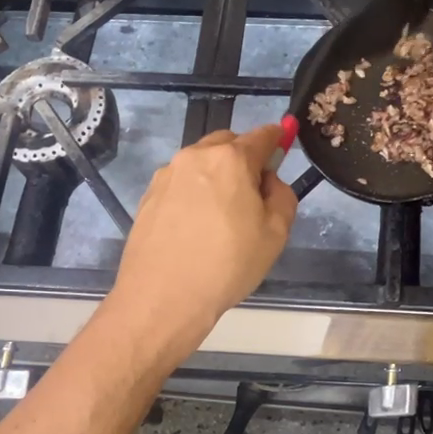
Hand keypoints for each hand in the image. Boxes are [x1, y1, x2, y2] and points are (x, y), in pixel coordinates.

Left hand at [107, 124, 296, 349]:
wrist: (163, 297)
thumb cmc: (228, 264)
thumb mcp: (276, 233)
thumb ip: (282, 195)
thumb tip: (267, 181)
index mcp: (231, 159)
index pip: (262, 135)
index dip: (277, 139)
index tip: (283, 146)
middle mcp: (195, 157)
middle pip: (227, 143)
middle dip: (244, 158)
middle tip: (253, 193)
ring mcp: (167, 175)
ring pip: (201, 163)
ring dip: (217, 176)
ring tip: (223, 216)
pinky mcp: (149, 196)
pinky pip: (182, 183)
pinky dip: (195, 193)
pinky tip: (198, 227)